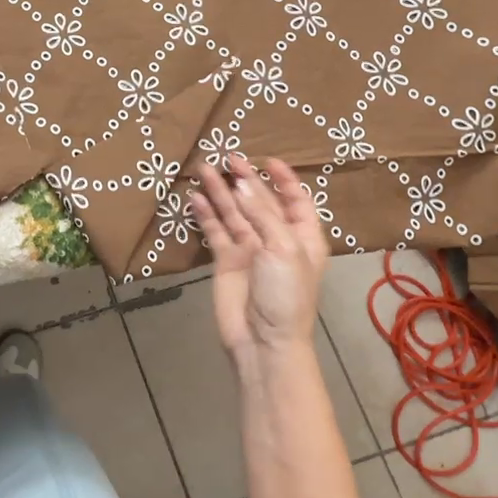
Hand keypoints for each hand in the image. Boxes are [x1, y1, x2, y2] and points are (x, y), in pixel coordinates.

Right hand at [187, 155, 327, 360]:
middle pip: (260, 201)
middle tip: (227, 157)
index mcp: (302, 237)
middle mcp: (275, 239)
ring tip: (202, 168)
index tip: (268, 159)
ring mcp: (249, 249)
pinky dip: (206, 214)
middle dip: (245, 179)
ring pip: (233, 212)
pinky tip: (195, 198)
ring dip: (220, 191)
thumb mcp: (283, 248)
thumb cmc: (285, 293)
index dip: (285, 179)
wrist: (264, 340)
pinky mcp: (226, 260)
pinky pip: (215, 230)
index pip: (296, 200)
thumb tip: (240, 184)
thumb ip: (261, 213)